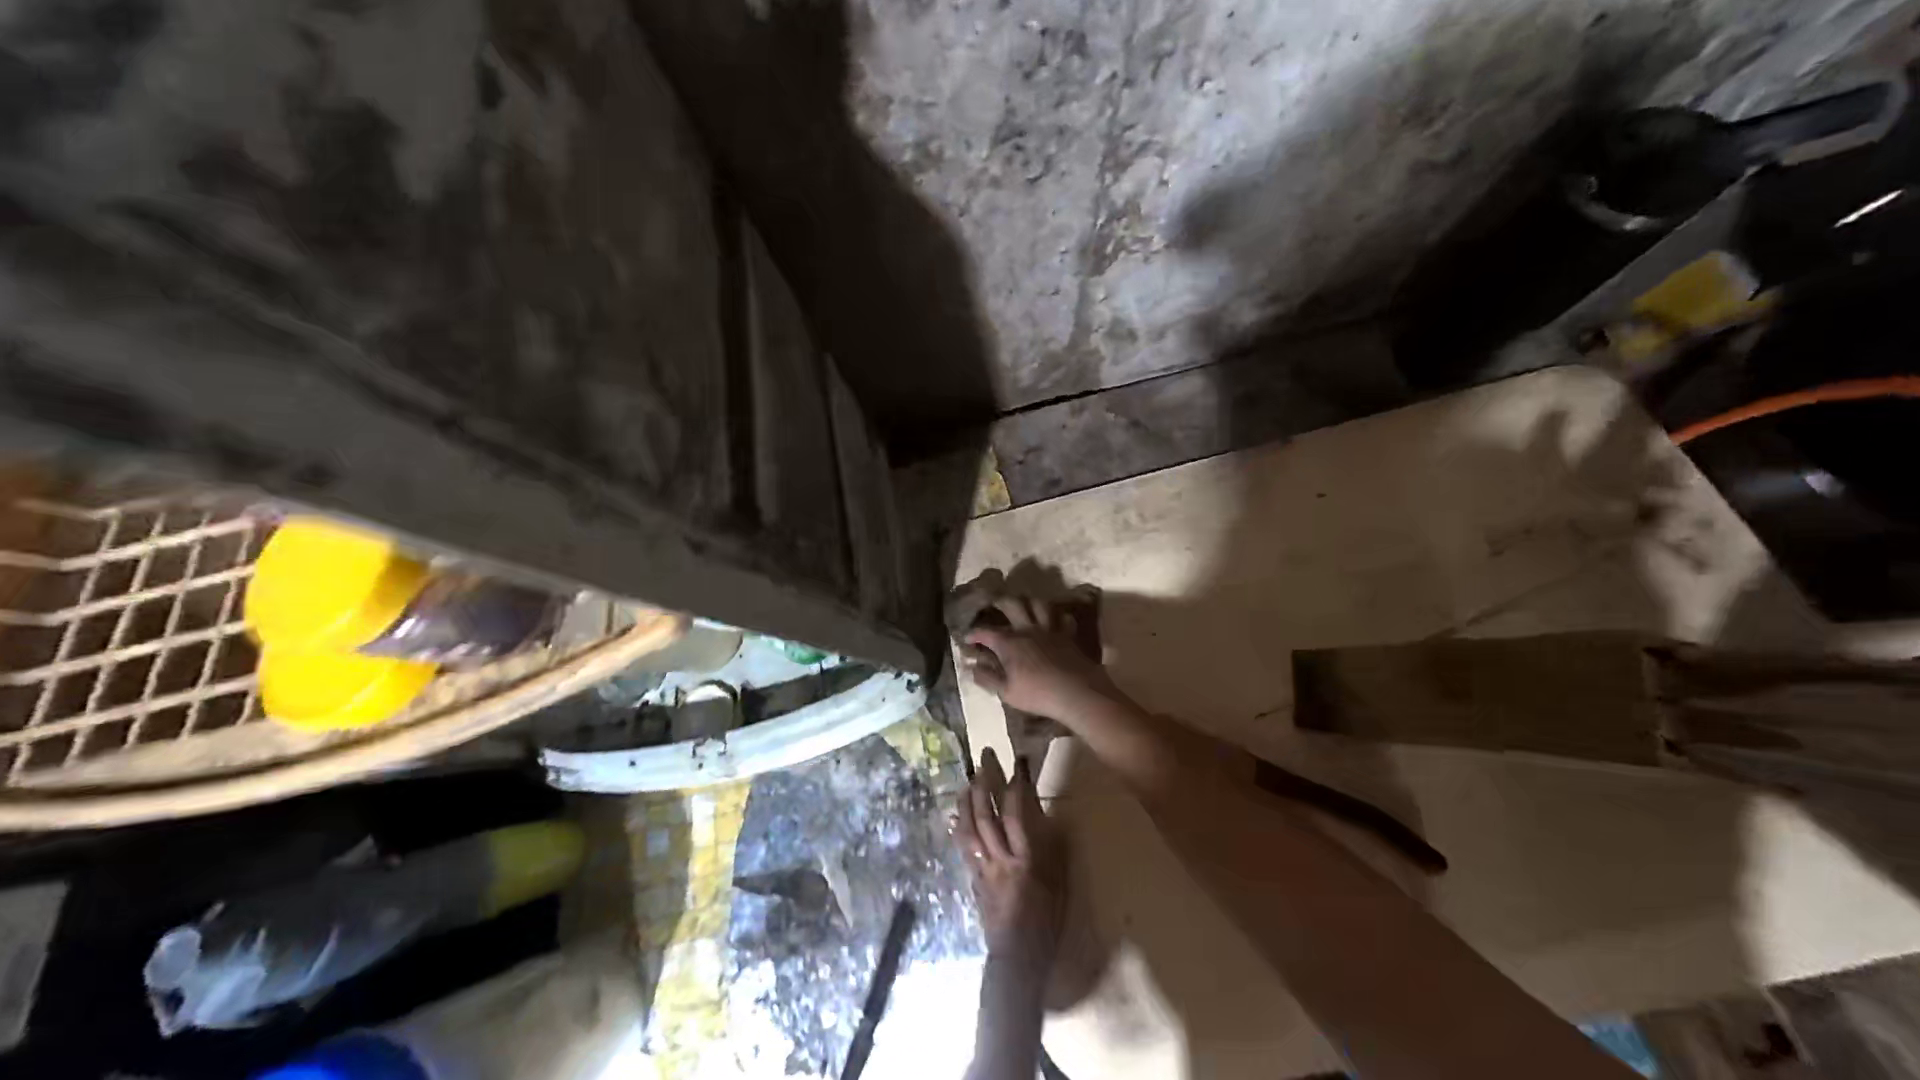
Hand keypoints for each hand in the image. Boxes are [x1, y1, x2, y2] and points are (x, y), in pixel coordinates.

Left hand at [956, 748, 1063, 959]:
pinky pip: (962, 845)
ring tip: (969, 777)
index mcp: (1025, 860)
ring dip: (967, 797)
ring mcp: (981, 868)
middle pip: (986, 813)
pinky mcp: (972, 877)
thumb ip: (1051, 848)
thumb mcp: (1059, 882)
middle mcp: (999, 859)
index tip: (1019, 761)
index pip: (1017, 813)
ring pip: (969, 826)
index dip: (1017, 784)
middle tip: (986, 755)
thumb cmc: (1045, 921)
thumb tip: (1044, 817)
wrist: (1018, 956)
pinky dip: (959, 825)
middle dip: (985, 780)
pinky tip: (956, 813)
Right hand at [962, 596, 1122, 723]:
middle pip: (1012, 605)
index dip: (973, 634)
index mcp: (1009, 643)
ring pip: (1039, 604)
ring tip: (1024, 605)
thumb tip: (972, 666)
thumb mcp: (1006, 692)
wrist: (1077, 692)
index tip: (966, 638)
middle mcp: (1027, 629)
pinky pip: (1064, 619)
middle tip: (993, 602)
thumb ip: (987, 677)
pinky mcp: (1068, 635)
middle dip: (999, 601)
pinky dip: (1058, 617)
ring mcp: (1050, 629)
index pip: (985, 632)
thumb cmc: (1038, 694)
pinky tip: (1055, 621)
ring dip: (1029, 602)